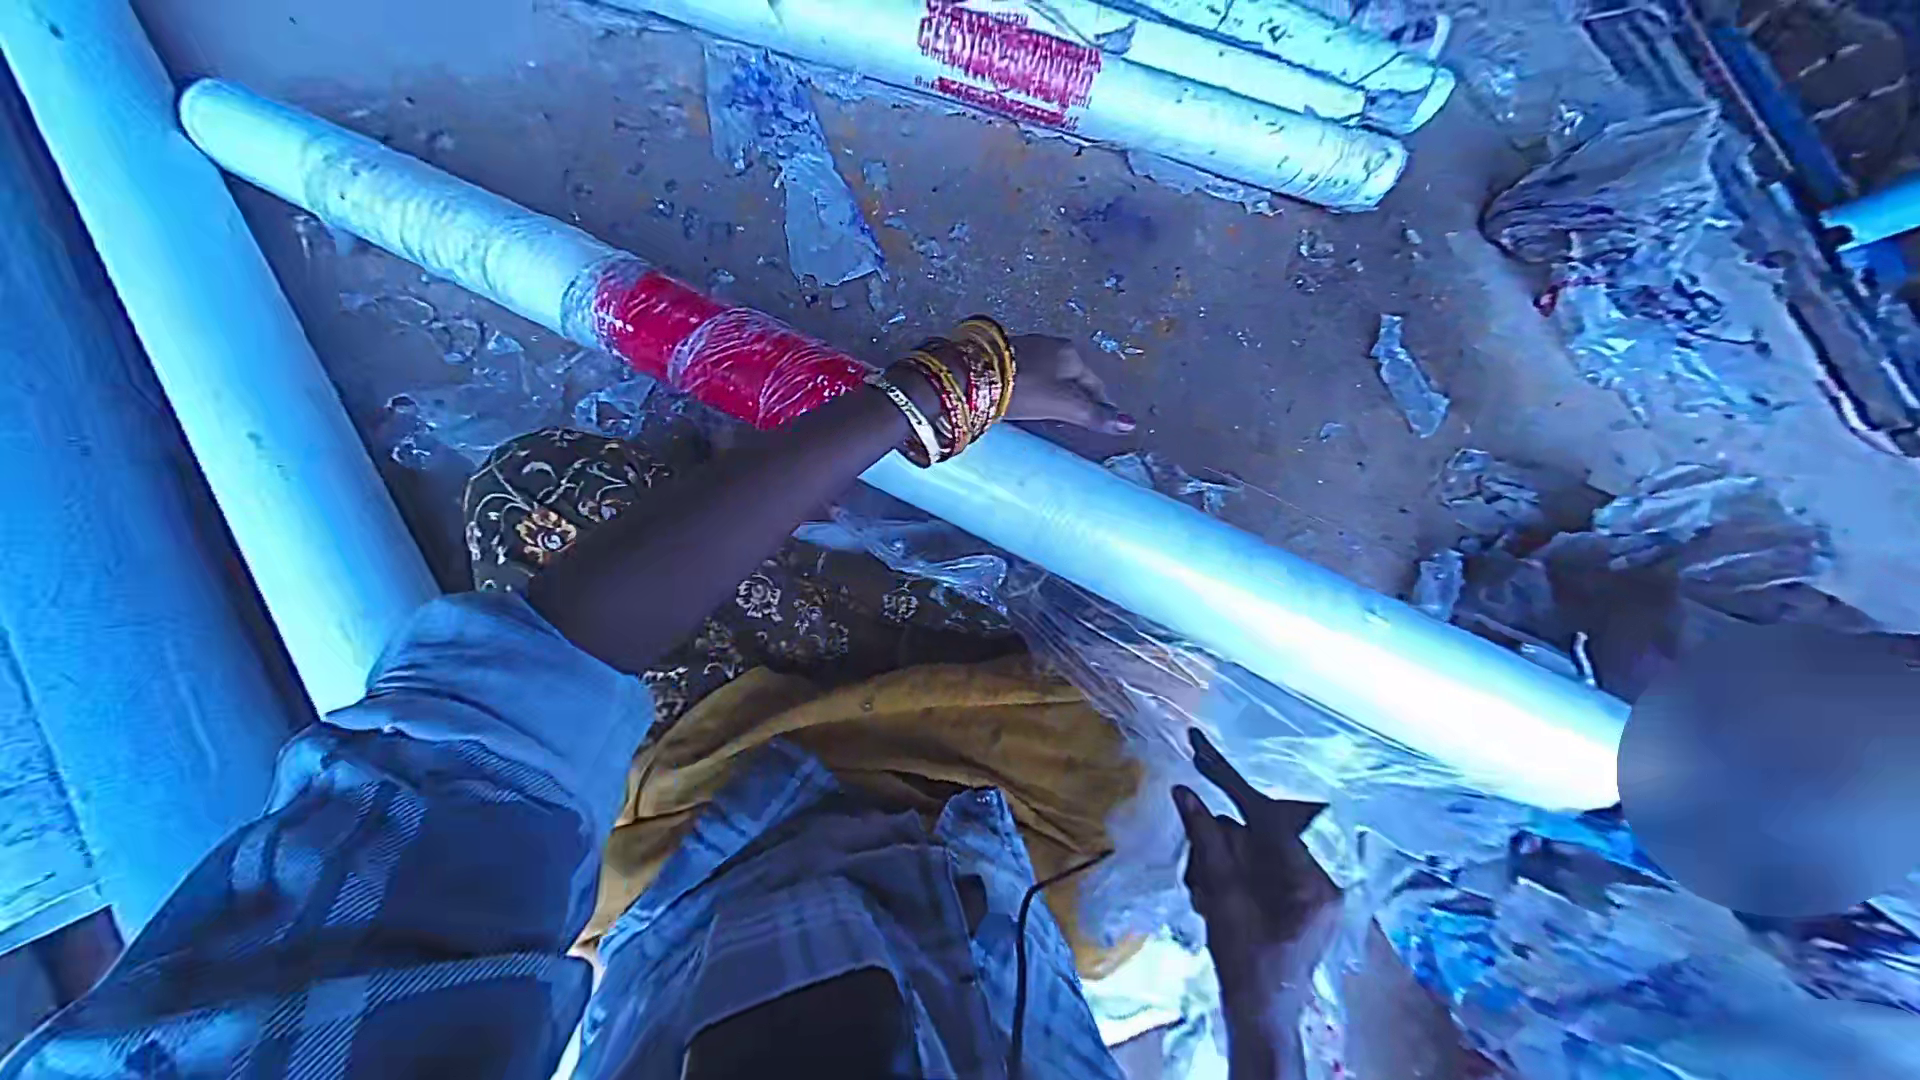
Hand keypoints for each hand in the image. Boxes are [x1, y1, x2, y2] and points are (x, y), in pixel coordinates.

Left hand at [1007, 335, 1135, 434]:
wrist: (975, 375)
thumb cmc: (1026, 390)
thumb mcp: (1063, 406)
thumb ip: (1094, 416)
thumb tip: (1130, 424)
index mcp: (1071, 354)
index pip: (1094, 383)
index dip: (1100, 403)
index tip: (1103, 419)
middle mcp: (1051, 345)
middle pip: (1072, 376)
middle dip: (1077, 395)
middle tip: (1080, 418)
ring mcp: (1025, 348)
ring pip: (1049, 374)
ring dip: (1055, 391)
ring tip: (1055, 412)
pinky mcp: (1002, 357)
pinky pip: (1028, 375)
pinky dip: (1034, 388)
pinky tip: (1028, 400)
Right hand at [1175, 729, 1340, 1014]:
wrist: (1262, 1018)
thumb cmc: (1247, 964)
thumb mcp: (1222, 898)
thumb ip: (1206, 840)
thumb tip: (1184, 791)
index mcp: (1311, 878)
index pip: (1264, 812)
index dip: (1226, 777)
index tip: (1199, 743)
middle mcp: (1318, 874)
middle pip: (1252, 829)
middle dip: (1217, 846)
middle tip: (1200, 878)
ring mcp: (1307, 884)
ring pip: (1247, 844)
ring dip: (1217, 862)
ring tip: (1204, 898)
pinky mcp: (1294, 891)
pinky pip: (1253, 859)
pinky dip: (1226, 871)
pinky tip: (1214, 899)